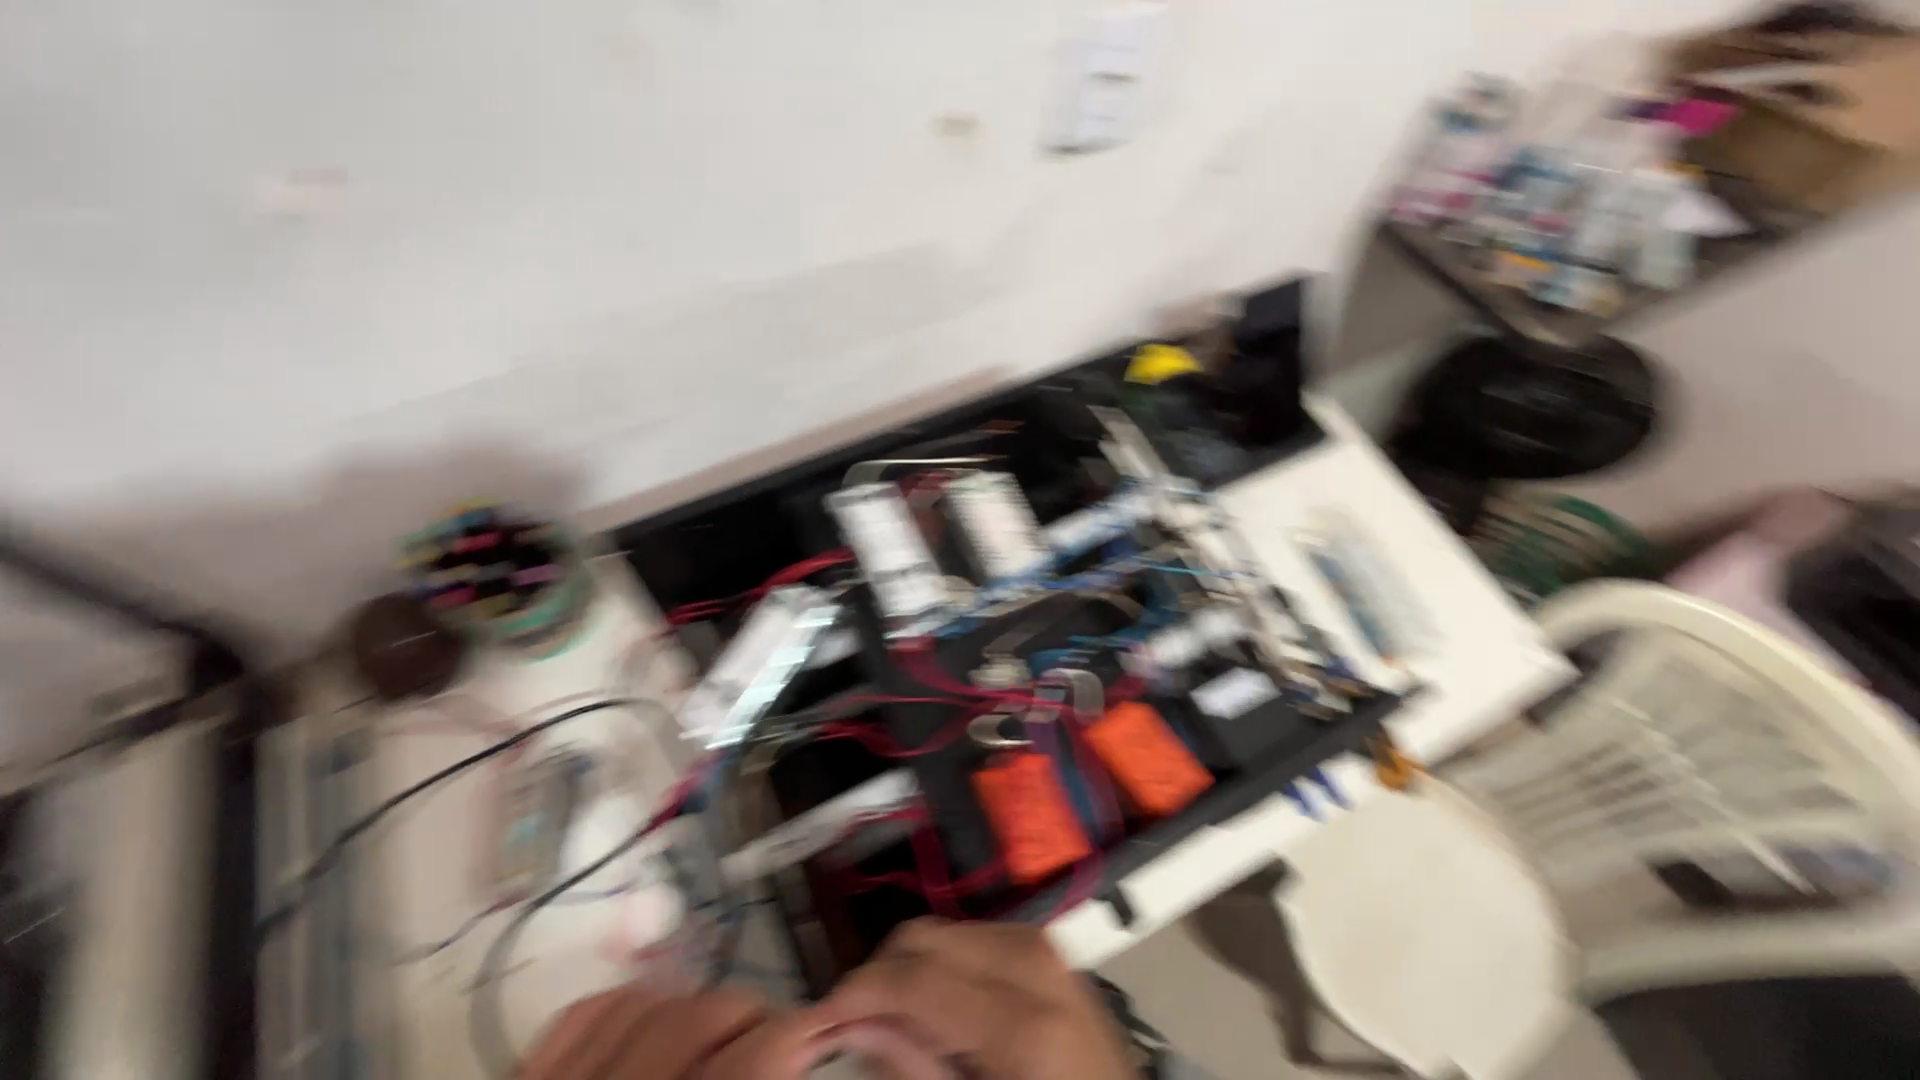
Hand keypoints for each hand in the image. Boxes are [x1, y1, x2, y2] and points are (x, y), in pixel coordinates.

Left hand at [519, 984, 821, 1079]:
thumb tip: (797, 1056)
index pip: (748, 1063)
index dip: (795, 1032)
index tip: (818, 1030)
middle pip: (696, 1019)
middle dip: (750, 1012)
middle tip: (774, 1032)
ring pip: (644, 1005)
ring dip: (694, 1003)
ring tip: (718, 1026)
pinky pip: (584, 1013)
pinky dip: (628, 1003)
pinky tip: (656, 1018)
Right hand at [811, 919, 1137, 1079]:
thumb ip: (916, 1068)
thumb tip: (855, 1025)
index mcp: (1024, 1023)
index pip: (915, 977)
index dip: (857, 992)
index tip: (821, 1016)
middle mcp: (1038, 965)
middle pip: (927, 937)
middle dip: (880, 973)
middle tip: (853, 1021)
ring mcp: (1048, 951)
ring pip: (947, 928)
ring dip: (911, 965)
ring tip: (896, 1017)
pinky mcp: (1050, 951)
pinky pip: (976, 936)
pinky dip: (944, 961)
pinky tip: (940, 1004)